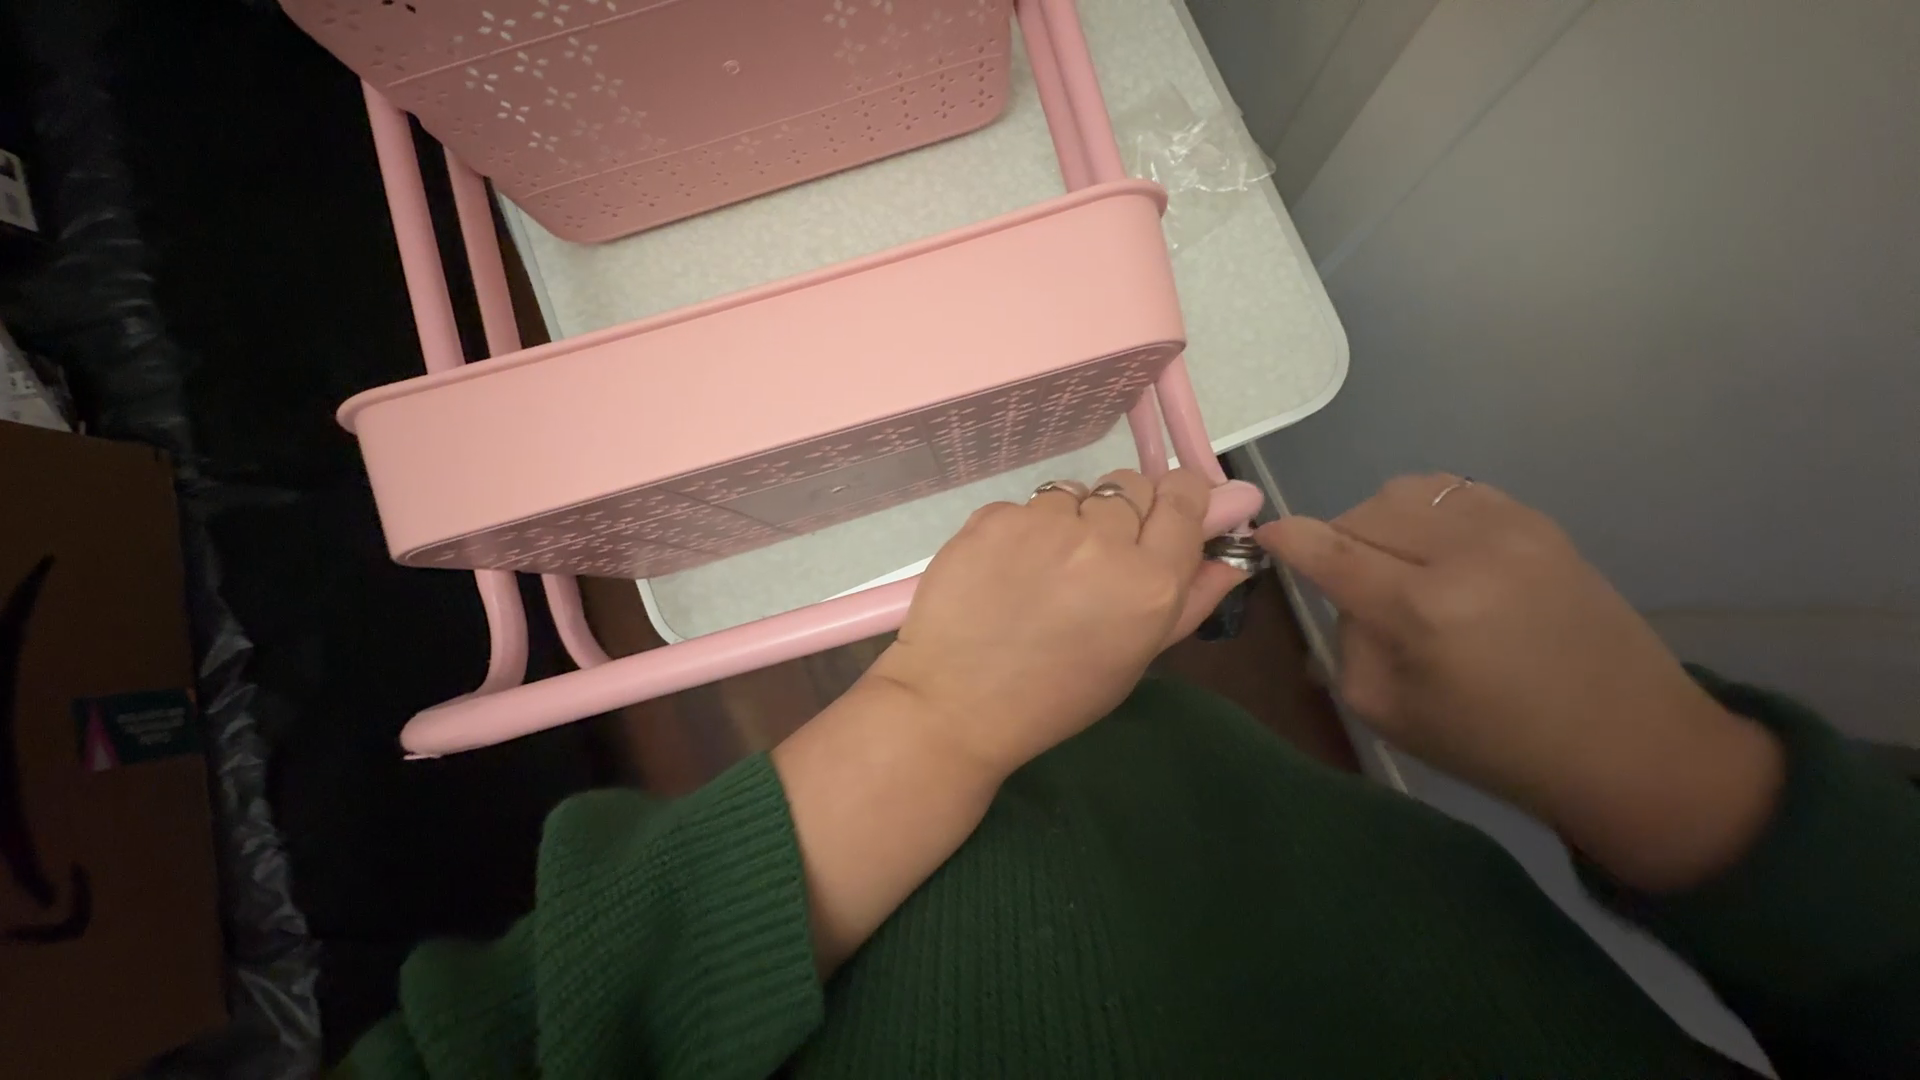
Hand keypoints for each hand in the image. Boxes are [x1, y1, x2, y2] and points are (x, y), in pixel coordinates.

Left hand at [864, 468, 1248, 779]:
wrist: (956, 703)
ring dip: (1070, 519)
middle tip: (1100, 552)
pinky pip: (1024, 505)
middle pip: (1131, 483)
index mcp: (1150, 581)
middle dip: (1125, 508)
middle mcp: (1102, 540)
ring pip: (1075, 492)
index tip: (1166, 512)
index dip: (1178, 497)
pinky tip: (1006, 570)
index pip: (1183, 495)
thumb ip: (1191, 598)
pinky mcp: (992, 517)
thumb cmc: (1057, 694)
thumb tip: (1234, 554)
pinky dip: (1023, 529)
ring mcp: (1042, 523)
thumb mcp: (1138, 656)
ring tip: (1044, 569)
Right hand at [1259, 474, 1782, 890]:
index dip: (1284, 539)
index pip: (1327, 549)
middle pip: (1360, 512)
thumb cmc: (1494, 744)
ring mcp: (1510, 528)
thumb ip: (1345, 639)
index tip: (1263, 538)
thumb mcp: (1385, 710)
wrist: (1630, 743)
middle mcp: (1464, 552)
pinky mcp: (1539, 522)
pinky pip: (1452, 492)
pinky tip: (1436, 550)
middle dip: (1335, 540)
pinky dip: (1424, 513)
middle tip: (1346, 580)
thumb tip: (1337, 590)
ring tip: (1391, 560)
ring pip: (1403, 491)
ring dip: (1378, 520)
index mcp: (1422, 609)